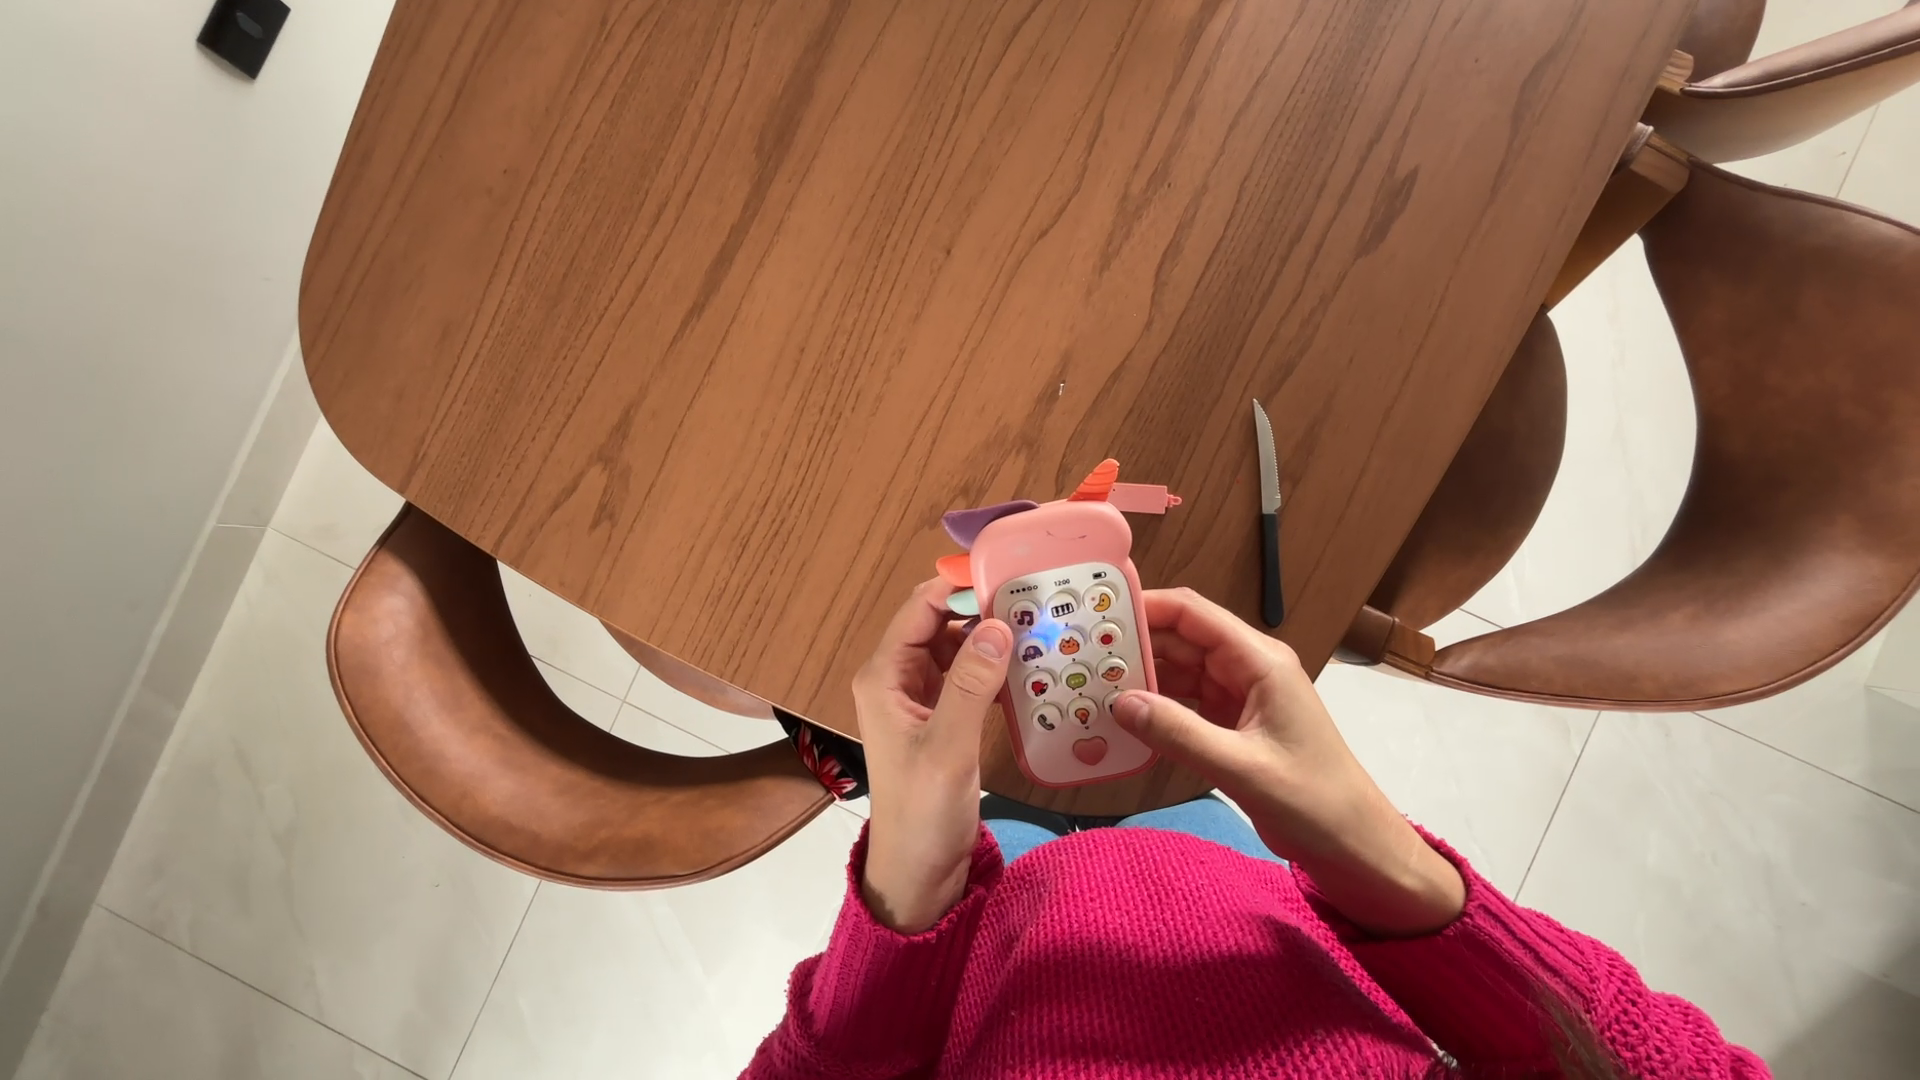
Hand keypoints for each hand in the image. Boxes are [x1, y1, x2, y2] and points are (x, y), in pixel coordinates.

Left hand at [850, 580, 1011, 933]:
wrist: (918, 873)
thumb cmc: (922, 813)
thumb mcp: (947, 747)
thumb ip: (970, 685)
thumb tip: (997, 625)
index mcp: (884, 676)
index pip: (918, 609)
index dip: (957, 588)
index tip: (1006, 578)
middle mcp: (897, 678)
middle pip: (937, 623)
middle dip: (978, 610)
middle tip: (1031, 603)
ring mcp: (919, 696)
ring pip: (955, 647)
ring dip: (988, 638)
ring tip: (1035, 628)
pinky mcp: (940, 715)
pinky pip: (966, 675)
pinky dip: (991, 667)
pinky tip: (1024, 667)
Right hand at [1109, 588, 1463, 935]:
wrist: (1357, 850)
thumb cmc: (1313, 802)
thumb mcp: (1242, 767)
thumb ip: (1178, 732)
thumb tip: (1118, 702)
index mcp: (1259, 660)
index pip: (1192, 614)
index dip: (1145, 606)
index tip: (1097, 614)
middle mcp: (1247, 667)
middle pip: (1181, 639)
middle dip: (1133, 643)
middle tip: (1080, 654)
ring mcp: (1240, 696)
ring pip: (1179, 671)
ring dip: (1140, 676)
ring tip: (1091, 681)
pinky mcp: (1233, 724)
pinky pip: (1185, 703)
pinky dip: (1155, 706)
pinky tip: (1122, 716)